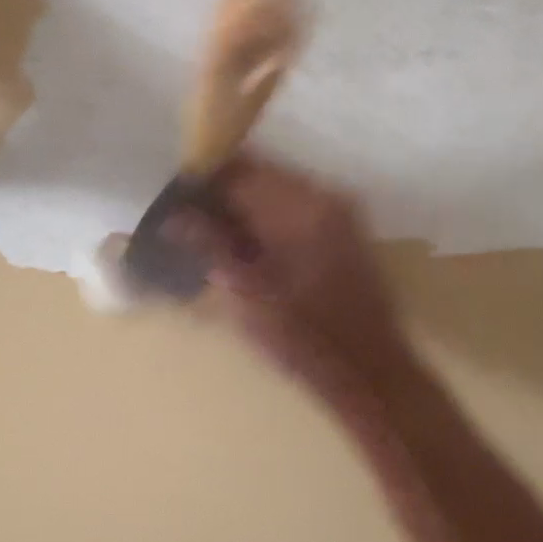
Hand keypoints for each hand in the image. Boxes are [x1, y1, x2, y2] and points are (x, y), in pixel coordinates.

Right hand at [172, 156, 416, 397]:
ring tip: (217, 243)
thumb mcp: (246, 298)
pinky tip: (252, 253)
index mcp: (300, 208)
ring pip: (278, 191)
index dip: (202, 182)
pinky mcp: (346, 231)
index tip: (174, 206)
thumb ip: (211, 246)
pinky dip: (270, 221)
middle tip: (191, 227)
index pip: (239, 169)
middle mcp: (325, 196)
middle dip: (223, 196)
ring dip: (246, 210)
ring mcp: (341, 212)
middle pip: (260, 174)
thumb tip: (173, 217)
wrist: (369, 372)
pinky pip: (297, 208)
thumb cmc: (303, 341)